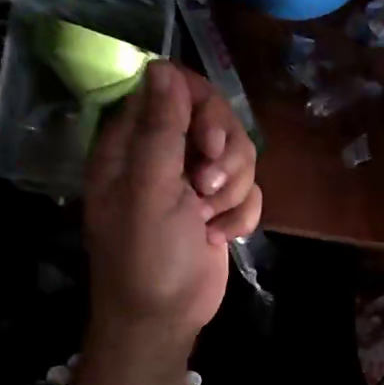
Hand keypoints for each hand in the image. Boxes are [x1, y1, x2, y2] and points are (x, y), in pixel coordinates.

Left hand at [79, 61, 259, 384]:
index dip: (201, 106)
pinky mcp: (219, 207)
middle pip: (215, 117)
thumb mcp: (149, 190)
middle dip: (224, 153)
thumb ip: (159, 128)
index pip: (174, 88)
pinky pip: (250, 189)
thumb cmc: (145, 257)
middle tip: (208, 186)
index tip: (208, 141)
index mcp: (133, 142)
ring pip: (239, 154)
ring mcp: (194, 182)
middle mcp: (164, 155)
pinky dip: (241, 214)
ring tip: (210, 219)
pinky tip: (222, 237)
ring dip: (234, 189)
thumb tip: (162, 65)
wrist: (162, 319)